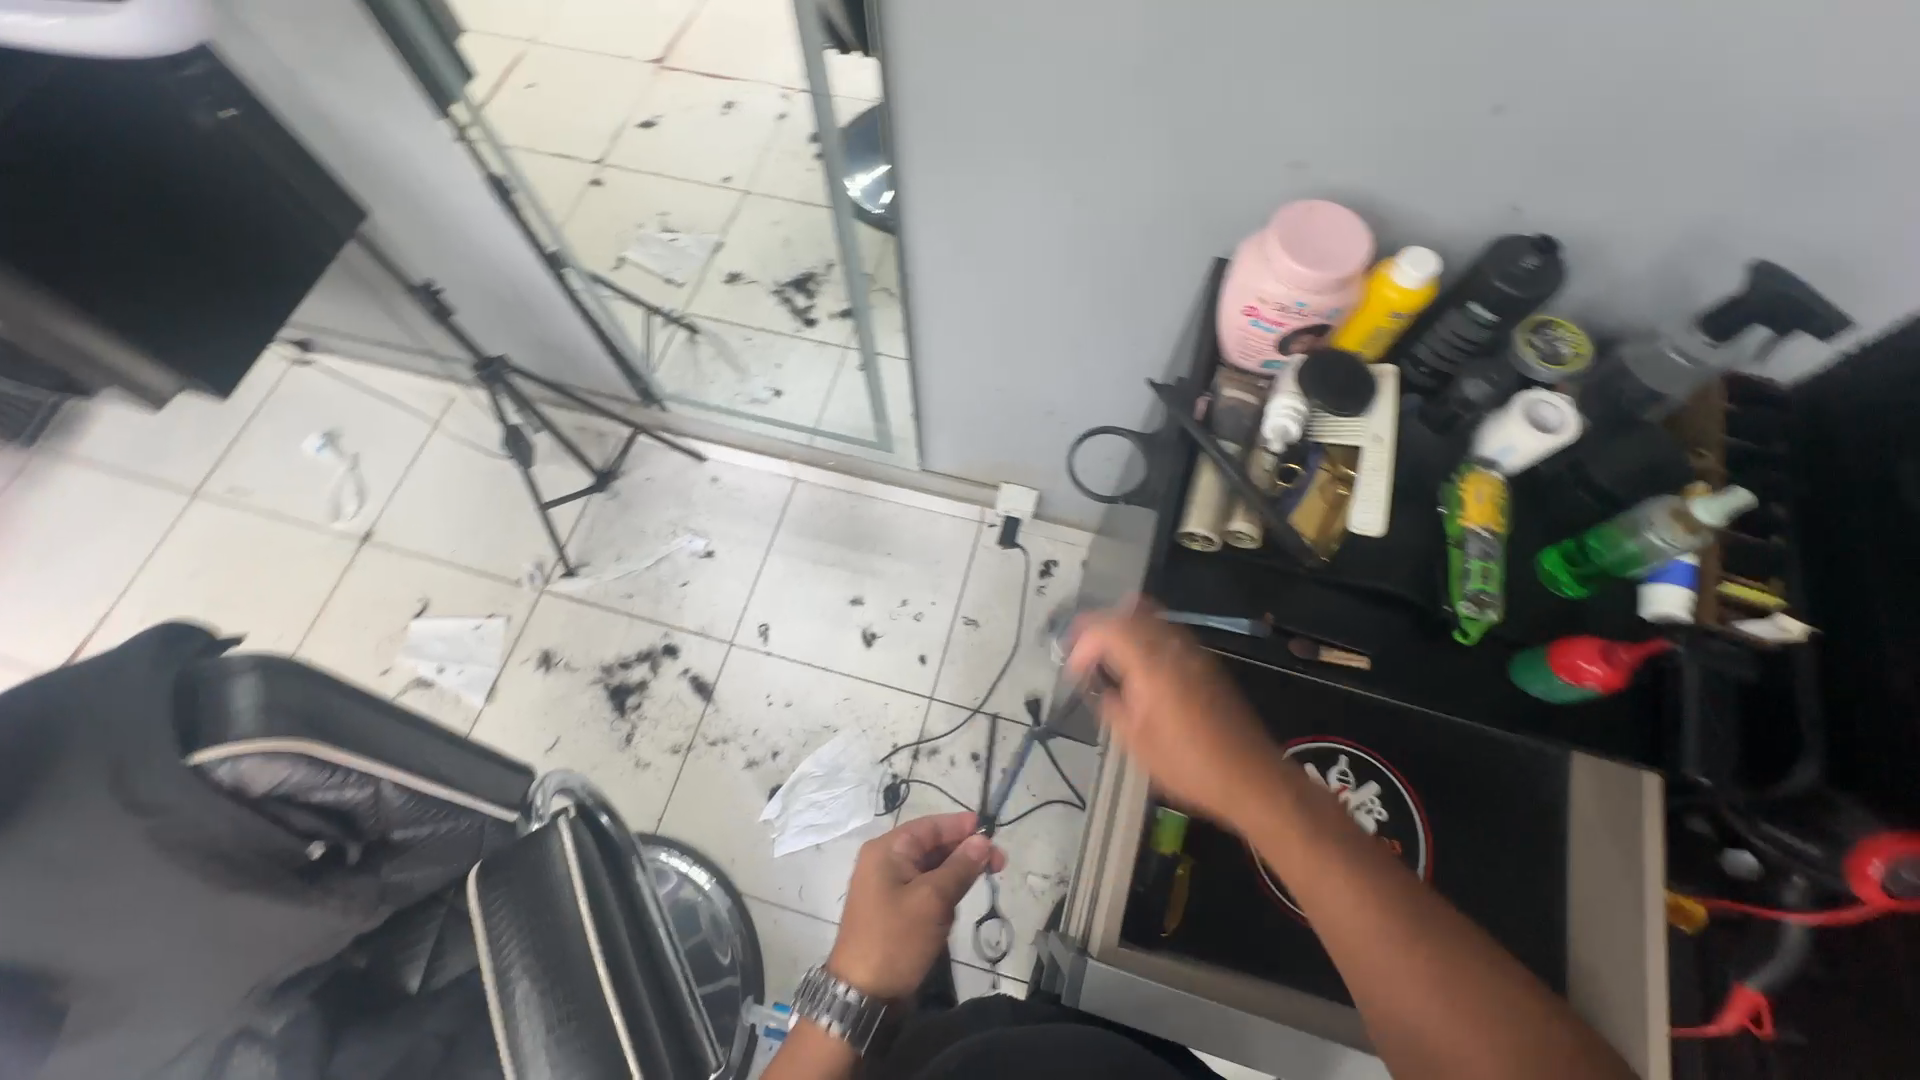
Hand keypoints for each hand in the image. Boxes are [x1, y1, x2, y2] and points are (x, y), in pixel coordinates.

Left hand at [826, 812, 1005, 998]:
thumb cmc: (896, 940)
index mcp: (887, 850)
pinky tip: (956, 907)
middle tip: (1000, 863)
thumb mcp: (933, 900)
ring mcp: (889, 887)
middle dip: (964, 853)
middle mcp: (885, 862)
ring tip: (982, 884)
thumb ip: (960, 867)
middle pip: (932, 846)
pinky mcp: (895, 910)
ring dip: (955, 876)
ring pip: (931, 870)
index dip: (960, 826)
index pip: (929, 826)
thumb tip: (982, 840)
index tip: (992, 832)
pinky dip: (943, 895)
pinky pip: (925, 891)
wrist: (863, 995)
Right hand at [1067, 604, 1283, 828]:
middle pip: (1130, 613)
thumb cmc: (1189, 765)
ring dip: (1123, 625)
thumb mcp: (1136, 743)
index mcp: (1152, 666)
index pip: (1107, 629)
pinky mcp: (1207, 663)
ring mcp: (1194, 653)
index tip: (1073, 669)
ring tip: (1104, 650)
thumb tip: (1101, 691)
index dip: (1083, 642)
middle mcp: (1173, 649)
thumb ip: (1112, 707)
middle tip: (1080, 648)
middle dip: (1099, 625)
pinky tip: (1137, 660)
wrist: (1250, 776)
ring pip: (1152, 617)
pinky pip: (1169, 632)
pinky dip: (1145, 634)